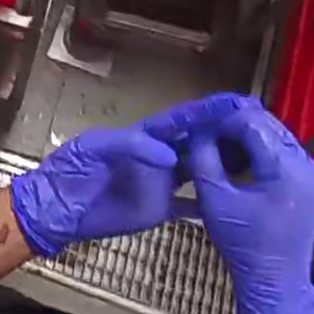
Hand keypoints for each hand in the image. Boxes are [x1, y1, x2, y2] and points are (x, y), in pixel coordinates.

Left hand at [9, 93, 253, 256]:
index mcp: (141, 137)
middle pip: (195, 143)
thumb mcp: (94, 148)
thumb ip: (132, 147)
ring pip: (198, 171)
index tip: (234, 103)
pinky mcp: (157, 210)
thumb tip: (170, 156)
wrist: (57, 210)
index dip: (205, 112)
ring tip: (255, 162)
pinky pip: (188, 206)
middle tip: (256, 129)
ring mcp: (159, 184)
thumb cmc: (70, 171)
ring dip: (222, 166)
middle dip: (223, 135)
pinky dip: (208, 205)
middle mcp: (156, 158)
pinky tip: (234, 204)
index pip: (179, 121)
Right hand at [183, 106, 313, 313]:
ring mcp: (312, 173)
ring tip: (216, 146)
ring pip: (274, 137)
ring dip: (244, 137)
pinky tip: (234, 161)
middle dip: (233, 125)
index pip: (252, 123)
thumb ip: (204, 158)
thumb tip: (197, 131)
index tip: (197, 123)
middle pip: (267, 126)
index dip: (222, 119)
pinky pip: (280, 153)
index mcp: (286, 168)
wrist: (274, 281)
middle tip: (204, 131)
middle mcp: (307, 164)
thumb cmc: (242, 243)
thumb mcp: (214, 199)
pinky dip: (256, 151)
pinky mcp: (308, 183)